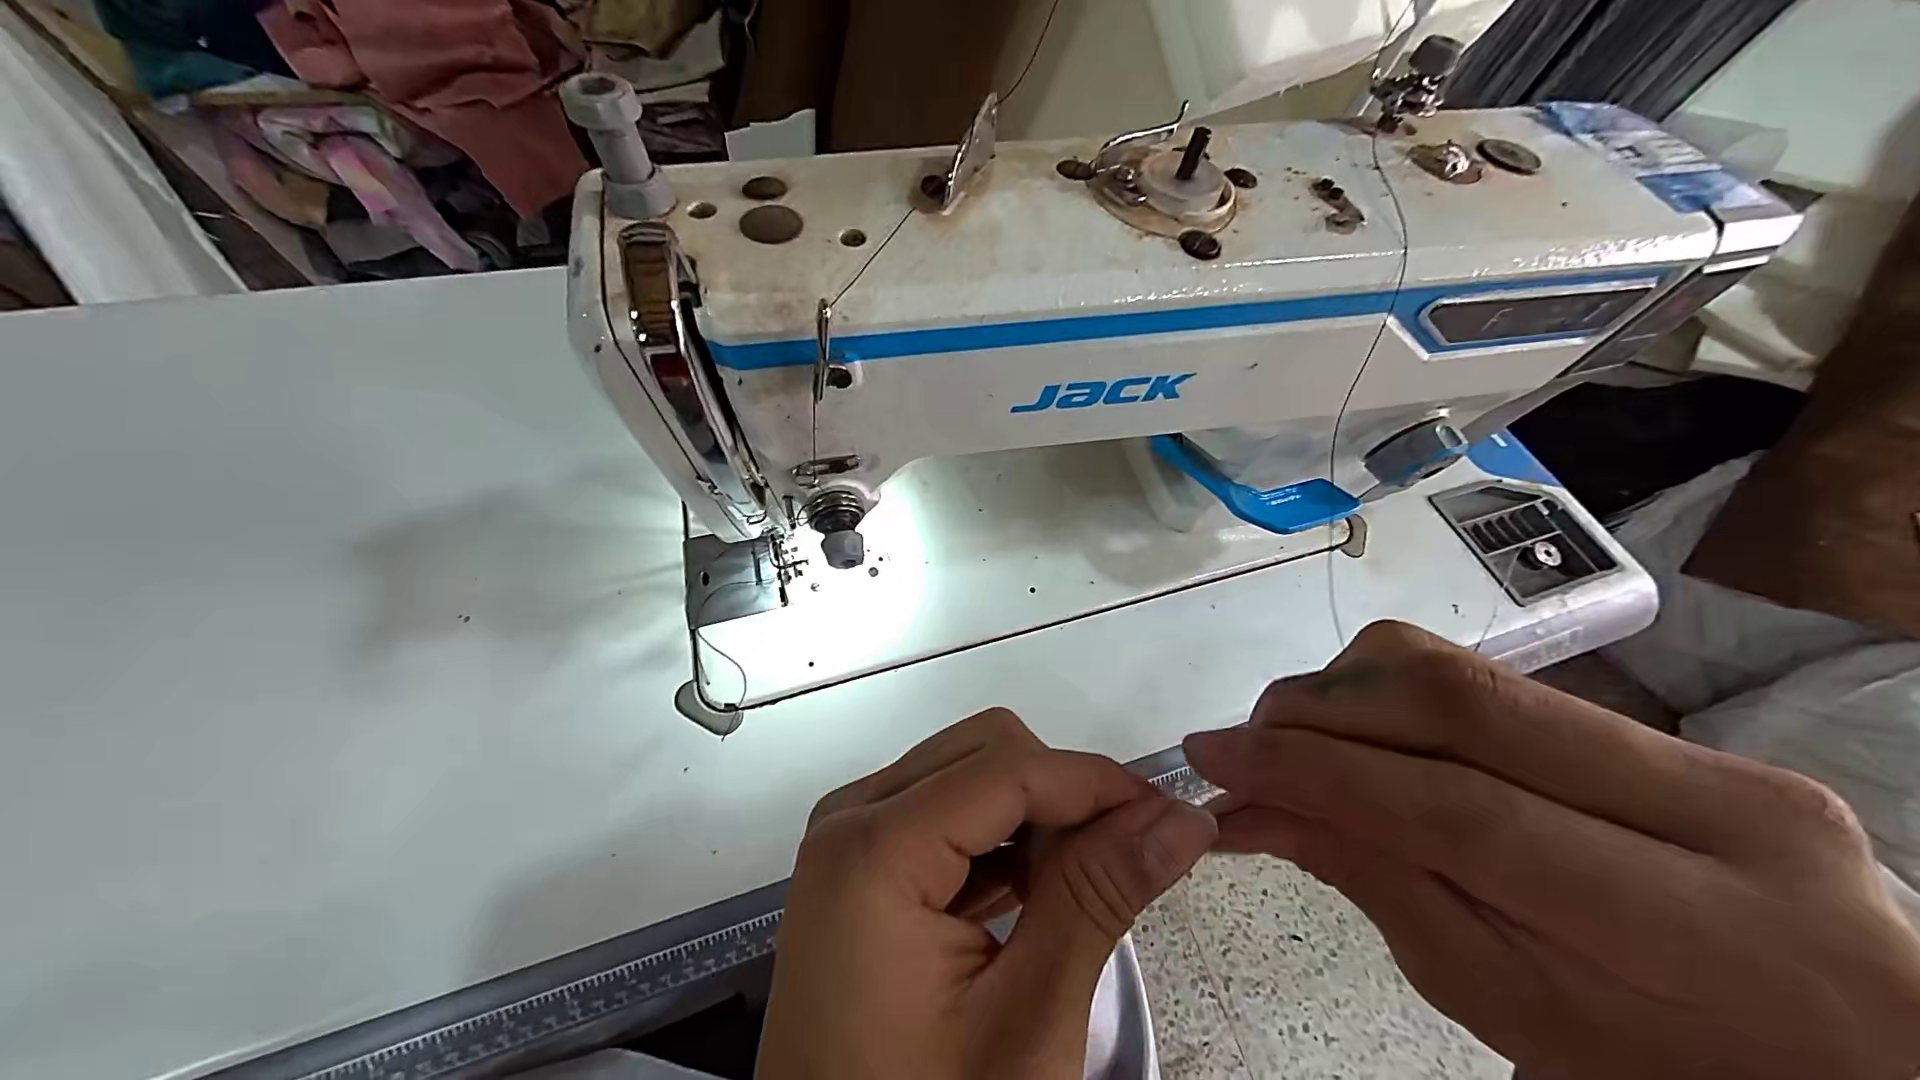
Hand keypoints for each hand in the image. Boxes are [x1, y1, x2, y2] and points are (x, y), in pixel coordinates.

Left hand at [759, 709, 1216, 1079]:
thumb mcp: (1024, 1021)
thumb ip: (1097, 898)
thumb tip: (1178, 819)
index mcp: (874, 847)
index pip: (1008, 768)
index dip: (1097, 782)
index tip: (1169, 816)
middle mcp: (852, 817)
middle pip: (985, 751)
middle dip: (1062, 794)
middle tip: (1115, 867)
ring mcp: (850, 835)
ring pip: (968, 770)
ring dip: (1034, 816)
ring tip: (1075, 891)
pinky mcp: (859, 860)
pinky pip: (944, 808)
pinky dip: (998, 838)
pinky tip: (1029, 896)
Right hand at [1185, 621, 1919, 1079]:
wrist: (1831, 1049)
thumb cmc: (1651, 1065)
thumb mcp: (1500, 1004)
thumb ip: (1375, 882)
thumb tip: (1252, 803)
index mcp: (1698, 927)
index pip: (1457, 808)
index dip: (1313, 770)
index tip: (1211, 755)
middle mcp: (1714, 802)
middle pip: (1454, 700)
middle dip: (1315, 709)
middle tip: (1241, 743)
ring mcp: (1695, 747)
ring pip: (1458, 666)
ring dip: (1341, 692)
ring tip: (1293, 744)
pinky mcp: (1662, 723)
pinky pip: (1481, 676)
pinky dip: (1386, 694)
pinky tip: (1359, 737)